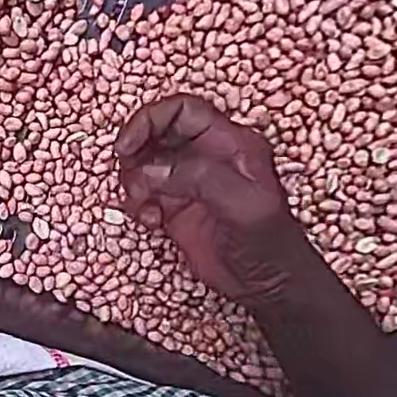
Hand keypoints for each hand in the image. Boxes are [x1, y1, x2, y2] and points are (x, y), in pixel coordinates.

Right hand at [115, 93, 321, 307]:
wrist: (267, 286)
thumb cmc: (270, 246)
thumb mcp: (244, 206)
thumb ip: (200, 178)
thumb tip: (151, 169)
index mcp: (230, 143)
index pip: (182, 110)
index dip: (149, 120)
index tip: (126, 145)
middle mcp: (206, 156)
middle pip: (156, 132)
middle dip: (135, 151)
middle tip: (129, 175)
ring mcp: (188, 182)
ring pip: (144, 163)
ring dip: (133, 181)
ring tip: (142, 204)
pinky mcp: (174, 207)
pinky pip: (142, 193)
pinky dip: (136, 205)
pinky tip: (150, 221)